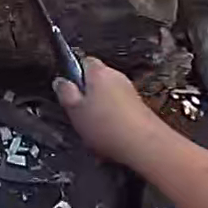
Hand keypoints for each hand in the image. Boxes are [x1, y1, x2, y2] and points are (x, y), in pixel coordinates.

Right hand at [54, 56, 172, 167]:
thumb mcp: (74, 110)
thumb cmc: (109, 127)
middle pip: (96, 79)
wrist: (146, 147)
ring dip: (100, 108)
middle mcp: (117, 77)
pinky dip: (113, 119)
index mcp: (98, 72)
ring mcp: (130, 93)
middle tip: (78, 111)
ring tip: (94, 128)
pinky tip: (109, 135)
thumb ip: (65, 92)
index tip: (67, 88)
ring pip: (108, 95)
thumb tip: (60, 82)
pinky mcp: (140, 109)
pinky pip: (120, 110)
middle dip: (87, 93)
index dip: (73, 73)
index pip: (83, 60)